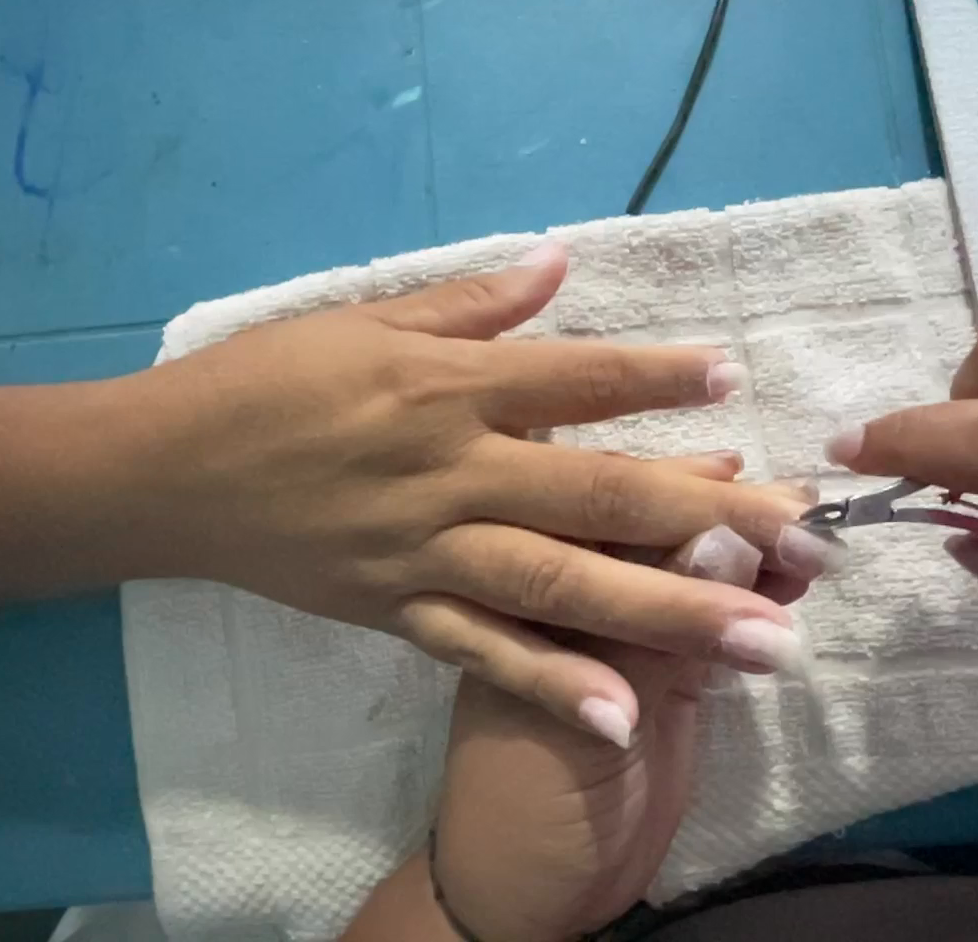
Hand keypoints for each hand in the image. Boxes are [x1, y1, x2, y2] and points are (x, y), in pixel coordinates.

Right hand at [102, 243, 839, 740]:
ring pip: (563, 585)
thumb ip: (472, 301)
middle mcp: (453, 472)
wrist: (169, 471)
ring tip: (766, 641)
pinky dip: (552, 685)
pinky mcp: (398, 613)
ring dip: (670, 612)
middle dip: (710, 513)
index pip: (572, 379)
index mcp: (445, 388)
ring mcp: (428, 553)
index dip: (654, 375)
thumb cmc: (271, 381)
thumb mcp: (365, 319)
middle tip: (808, 539)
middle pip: (597, 493)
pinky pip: (484, 654)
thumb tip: (559, 259)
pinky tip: (626, 717)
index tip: (732, 382)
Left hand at [429, 519, 778, 941]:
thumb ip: (650, 633)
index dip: (680, 498)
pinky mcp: (662, 672)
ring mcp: (624, 633)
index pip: (607, 523)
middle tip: (802, 506)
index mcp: (531, 590)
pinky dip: (753, 607)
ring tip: (811, 535)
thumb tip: (724, 539)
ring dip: (750, 556)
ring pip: (691, 577)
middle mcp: (578, 597)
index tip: (752, 485)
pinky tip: (790, 584)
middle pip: (657, 539)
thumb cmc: (528, 799)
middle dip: (728, 517)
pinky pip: (712, 627)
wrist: (534, 895)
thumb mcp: (581, 712)